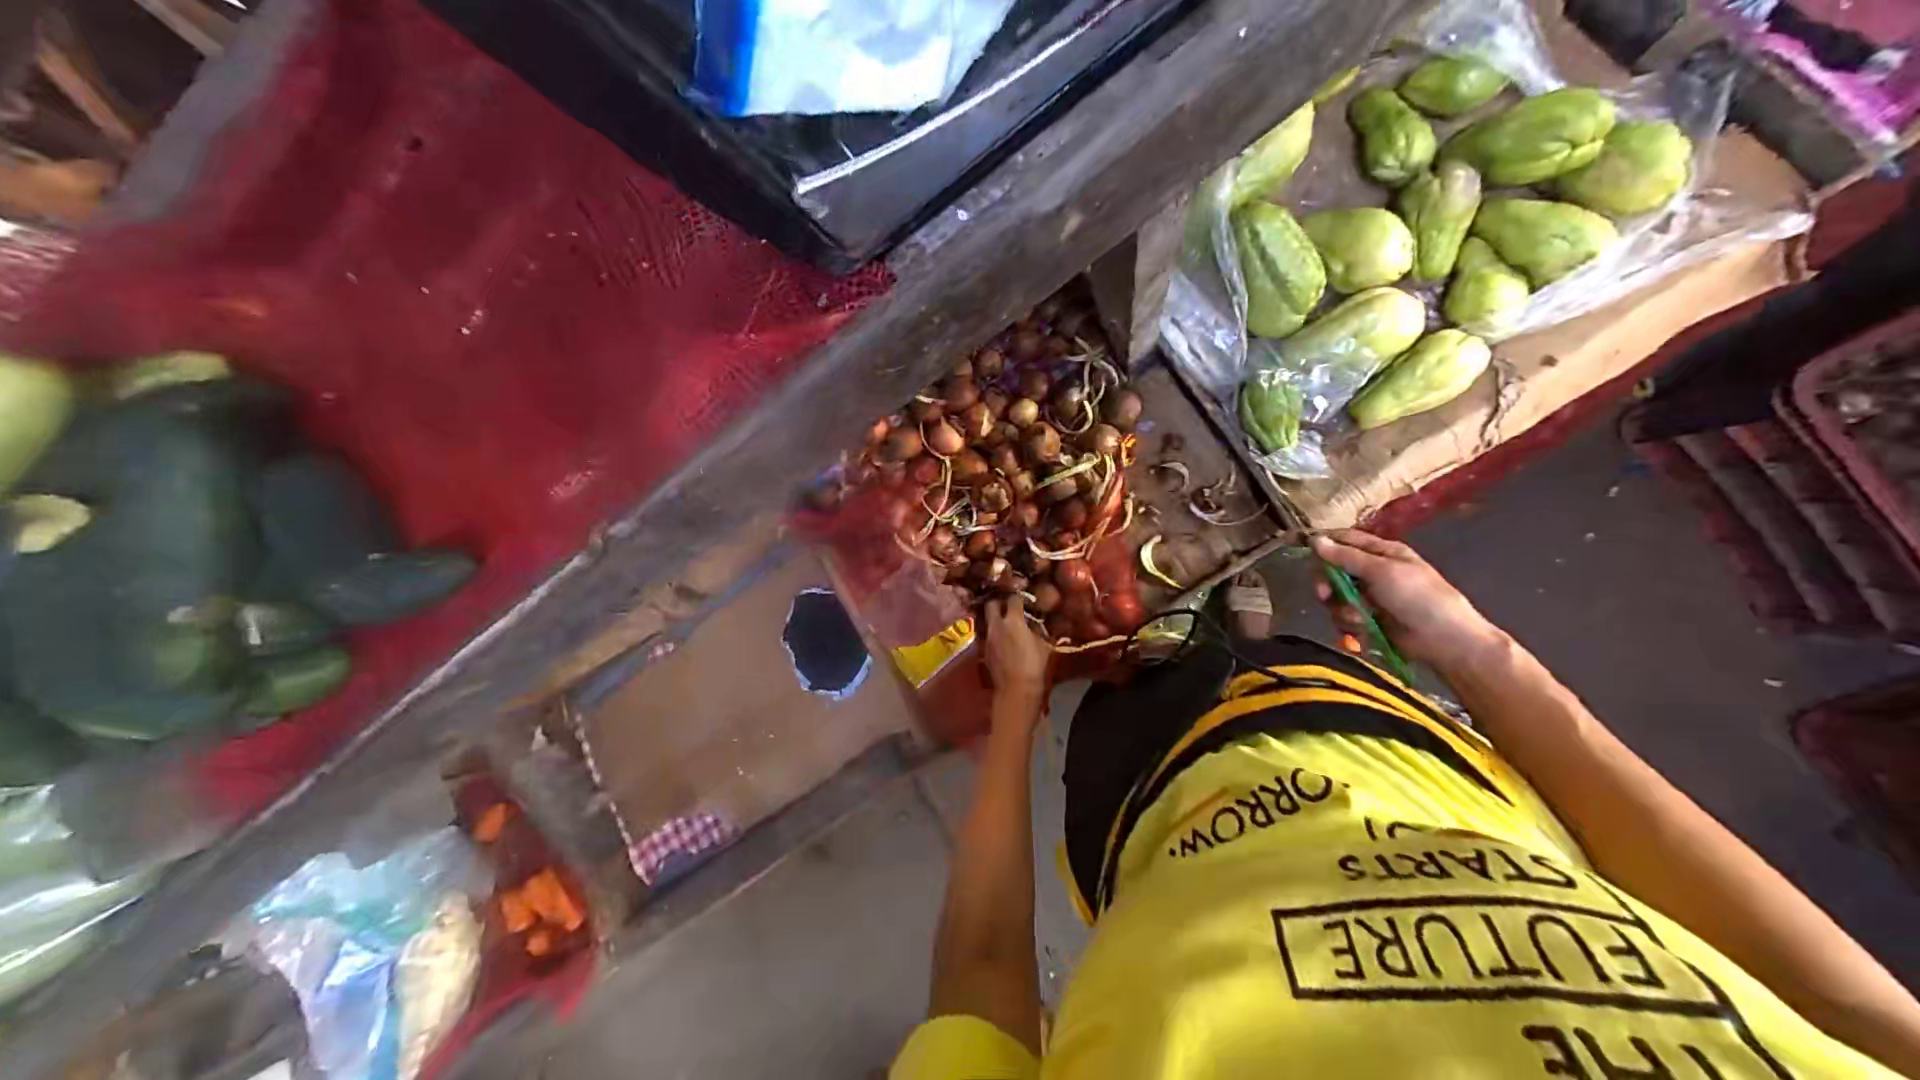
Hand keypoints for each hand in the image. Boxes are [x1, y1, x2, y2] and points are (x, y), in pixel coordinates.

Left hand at [982, 596, 1050, 712]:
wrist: (1016, 689)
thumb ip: (1038, 630)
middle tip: (1009, 607)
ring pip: (986, 619)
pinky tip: (1001, 638)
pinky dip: (993, 632)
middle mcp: (996, 625)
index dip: (1019, 598)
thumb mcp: (1044, 645)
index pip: (1013, 599)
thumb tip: (1035, 624)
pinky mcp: (983, 649)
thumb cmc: (1034, 666)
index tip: (1025, 601)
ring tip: (1004, 622)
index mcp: (1013, 620)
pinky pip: (986, 634)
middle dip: (999, 602)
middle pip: (992, 603)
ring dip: (994, 618)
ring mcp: (987, 637)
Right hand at [1311, 529, 1507, 675]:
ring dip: (1340, 607)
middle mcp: (1372, 571)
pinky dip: (1348, 623)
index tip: (1293, 543)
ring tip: (1359, 618)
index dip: (1321, 541)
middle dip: (1326, 582)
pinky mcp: (1367, 618)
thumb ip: (1346, 557)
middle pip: (1332, 568)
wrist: (1444, 640)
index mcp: (1381, 552)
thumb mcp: (1382, 571)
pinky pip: (1342, 615)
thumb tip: (1315, 540)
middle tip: (1325, 594)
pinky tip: (1362, 629)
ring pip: (1334, 595)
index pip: (1343, 539)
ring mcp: (1369, 596)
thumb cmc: (1419, 598)